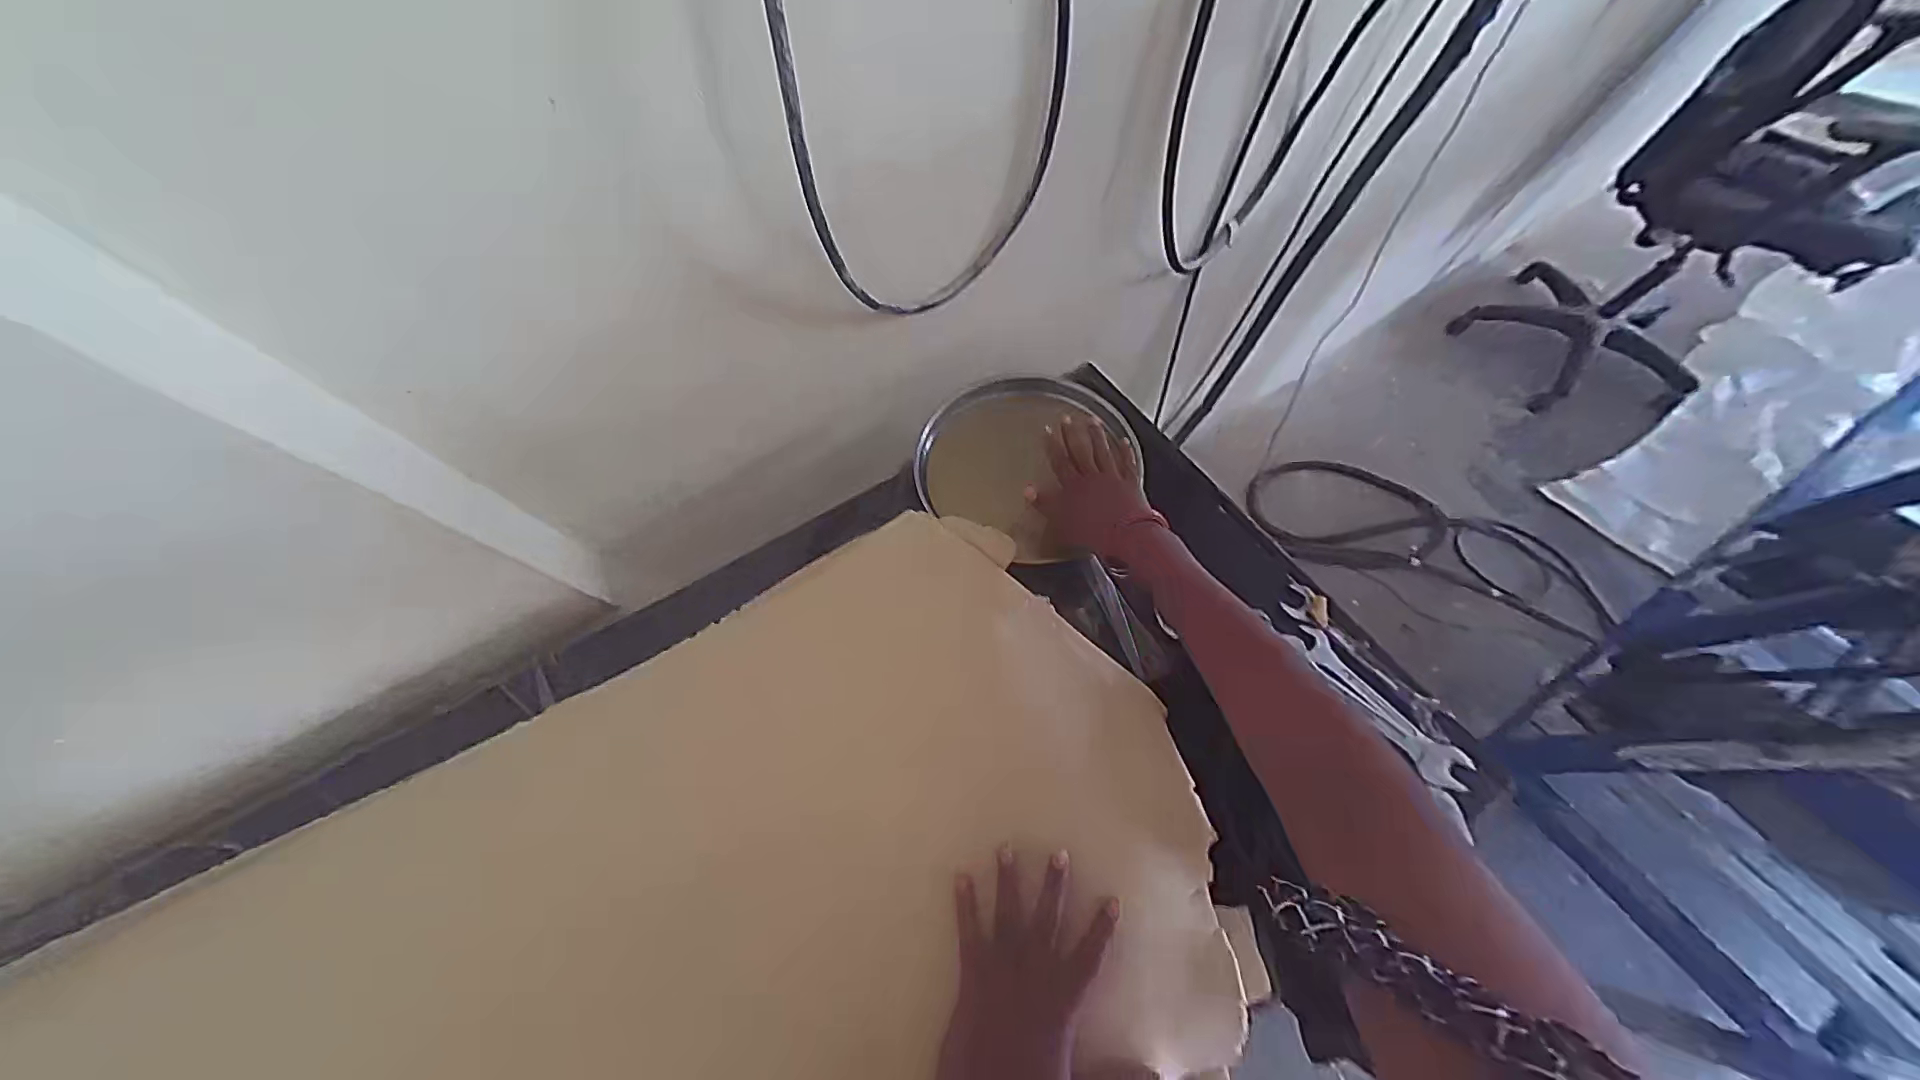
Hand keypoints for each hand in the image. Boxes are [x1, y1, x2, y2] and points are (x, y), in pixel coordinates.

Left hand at [937, 846, 1119, 1079]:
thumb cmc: (1031, 1079)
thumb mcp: (1076, 1077)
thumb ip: (1113, 1071)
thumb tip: (1156, 1073)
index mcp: (1062, 1001)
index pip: (1088, 958)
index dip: (1101, 929)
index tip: (1112, 899)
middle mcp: (1033, 977)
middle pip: (1046, 924)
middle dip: (1054, 888)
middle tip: (1058, 853)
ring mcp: (1001, 973)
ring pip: (1008, 918)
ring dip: (1008, 882)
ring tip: (1005, 849)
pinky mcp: (972, 976)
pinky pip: (969, 934)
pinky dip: (965, 905)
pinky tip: (960, 878)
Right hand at [1026, 415, 1155, 561]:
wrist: (1126, 536)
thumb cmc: (1093, 534)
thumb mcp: (1061, 523)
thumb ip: (1045, 505)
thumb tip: (1028, 490)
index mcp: (1074, 486)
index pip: (1060, 460)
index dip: (1053, 445)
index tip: (1048, 430)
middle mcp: (1092, 477)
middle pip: (1080, 450)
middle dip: (1072, 433)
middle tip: (1068, 418)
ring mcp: (1112, 477)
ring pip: (1103, 451)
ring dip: (1097, 434)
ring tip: (1092, 420)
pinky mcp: (1130, 483)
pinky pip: (1126, 462)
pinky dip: (1125, 450)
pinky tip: (1123, 440)